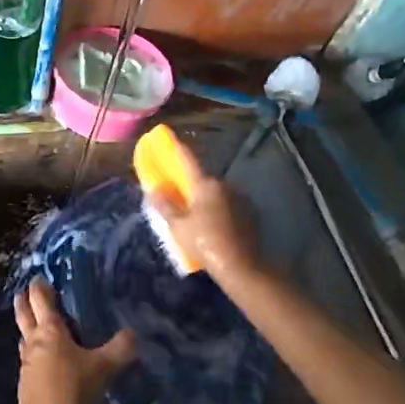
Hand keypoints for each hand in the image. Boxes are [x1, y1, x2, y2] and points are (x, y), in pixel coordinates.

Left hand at [13, 278, 135, 403]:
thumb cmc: (72, 391)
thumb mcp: (103, 369)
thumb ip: (120, 349)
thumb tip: (134, 332)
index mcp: (49, 331)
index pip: (40, 299)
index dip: (40, 285)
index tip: (41, 274)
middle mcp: (33, 341)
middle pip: (24, 313)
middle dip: (25, 300)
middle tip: (29, 289)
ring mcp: (26, 362)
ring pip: (24, 334)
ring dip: (28, 324)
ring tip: (39, 319)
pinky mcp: (27, 380)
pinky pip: (29, 354)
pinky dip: (35, 346)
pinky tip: (46, 354)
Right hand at [144, 139, 262, 279]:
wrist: (241, 266)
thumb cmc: (204, 243)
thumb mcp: (178, 226)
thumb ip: (165, 205)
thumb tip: (154, 187)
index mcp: (205, 184)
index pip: (188, 159)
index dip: (177, 148)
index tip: (169, 137)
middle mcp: (224, 184)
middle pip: (202, 179)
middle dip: (191, 184)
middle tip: (179, 196)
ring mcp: (240, 198)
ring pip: (217, 193)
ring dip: (206, 199)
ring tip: (197, 217)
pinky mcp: (250, 212)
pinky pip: (228, 204)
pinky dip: (219, 209)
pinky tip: (214, 225)